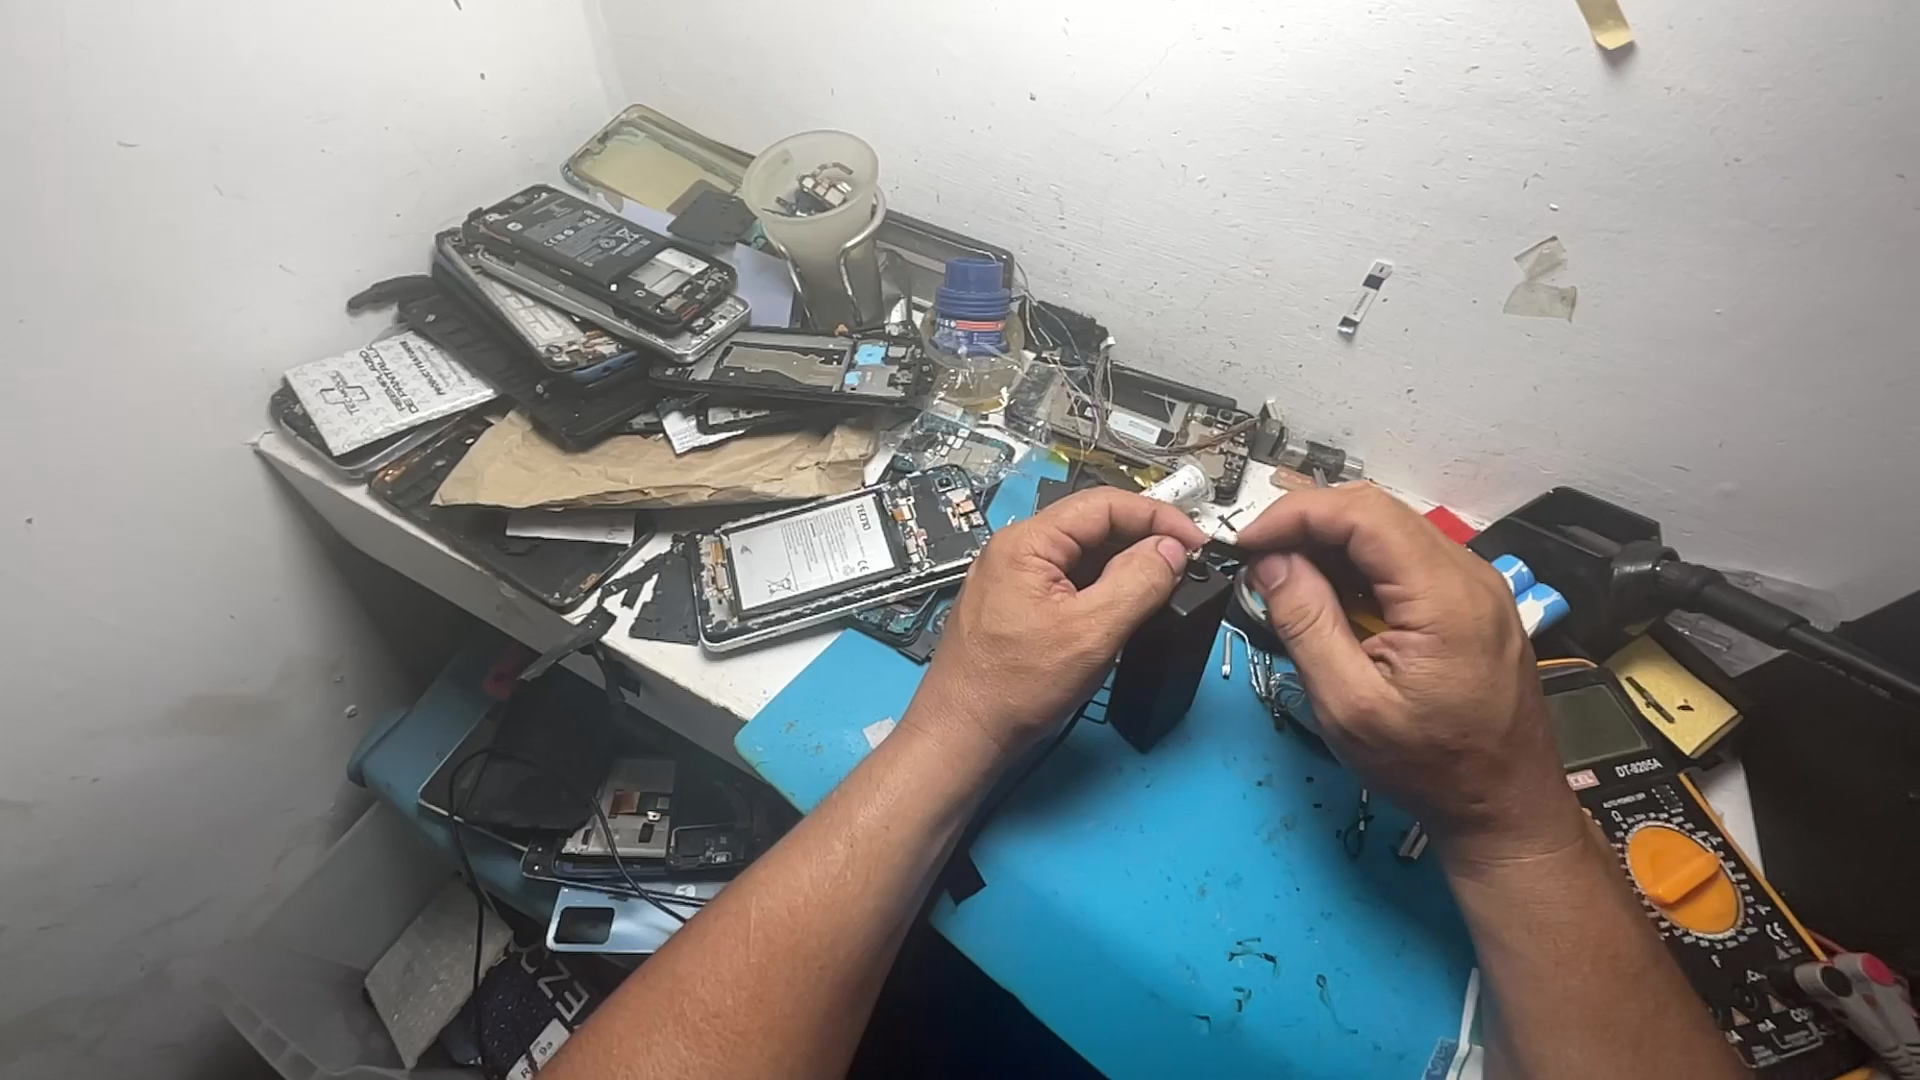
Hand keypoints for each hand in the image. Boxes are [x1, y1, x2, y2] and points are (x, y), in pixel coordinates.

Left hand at [902, 488, 1208, 763]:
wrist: (963, 734)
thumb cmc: (1013, 688)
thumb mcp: (1090, 633)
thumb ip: (1137, 583)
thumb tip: (1170, 549)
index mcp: (1026, 543)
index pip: (1103, 504)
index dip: (1156, 517)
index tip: (1195, 541)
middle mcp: (1016, 551)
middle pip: (1092, 527)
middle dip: (1143, 542)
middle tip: (1184, 567)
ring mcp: (1014, 578)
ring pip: (1083, 556)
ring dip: (1125, 568)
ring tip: (1162, 589)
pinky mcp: (1017, 605)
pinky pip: (1069, 582)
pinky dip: (1103, 590)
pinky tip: (1126, 609)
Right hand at [1233, 485, 1586, 864]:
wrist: (1504, 808)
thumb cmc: (1428, 767)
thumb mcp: (1348, 704)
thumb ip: (1305, 623)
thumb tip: (1269, 562)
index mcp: (1445, 597)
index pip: (1361, 514)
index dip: (1294, 515)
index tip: (1247, 544)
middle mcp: (1468, 575)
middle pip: (1374, 510)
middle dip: (1304, 522)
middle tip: (1257, 557)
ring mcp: (1473, 584)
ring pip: (1385, 527)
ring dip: (1324, 540)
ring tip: (1281, 575)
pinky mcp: (1467, 599)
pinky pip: (1399, 555)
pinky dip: (1350, 561)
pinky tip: (1324, 592)